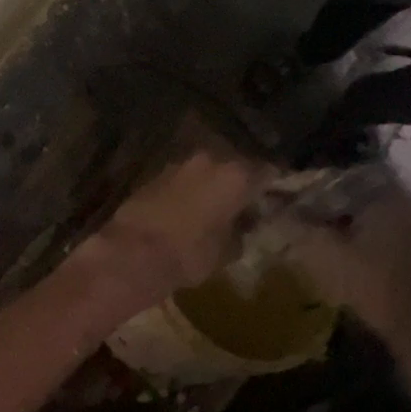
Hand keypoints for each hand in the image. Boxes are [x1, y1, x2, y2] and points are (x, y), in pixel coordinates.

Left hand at [91, 151, 269, 299]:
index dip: (274, 185)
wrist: (133, 251)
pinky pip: (184, 177)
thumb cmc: (190, 253)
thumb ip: (242, 229)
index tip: (277, 197)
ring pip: (206, 169)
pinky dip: (190, 188)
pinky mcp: (156, 172)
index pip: (267, 170)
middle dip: (240, 182)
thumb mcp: (228, 249)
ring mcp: (179, 163)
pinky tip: (190, 207)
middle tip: (246, 204)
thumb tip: (244, 221)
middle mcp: (209, 158)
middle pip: (234, 165)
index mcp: (235, 174)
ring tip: (216, 207)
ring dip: (212, 183)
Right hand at [275, 167, 410, 348]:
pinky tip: (329, 247)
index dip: (305, 180)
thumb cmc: (373, 284)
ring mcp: (410, 225)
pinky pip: (371, 228)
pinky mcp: (410, 248)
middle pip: (348, 190)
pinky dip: (348, 232)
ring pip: (359, 210)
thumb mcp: (323, 252)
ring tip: (303, 228)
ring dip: (332, 218)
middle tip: (288, 210)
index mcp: (384, 192)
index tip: (281, 191)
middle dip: (317, 199)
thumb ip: (292, 224)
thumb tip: (265, 203)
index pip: (335, 172)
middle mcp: (401, 200)